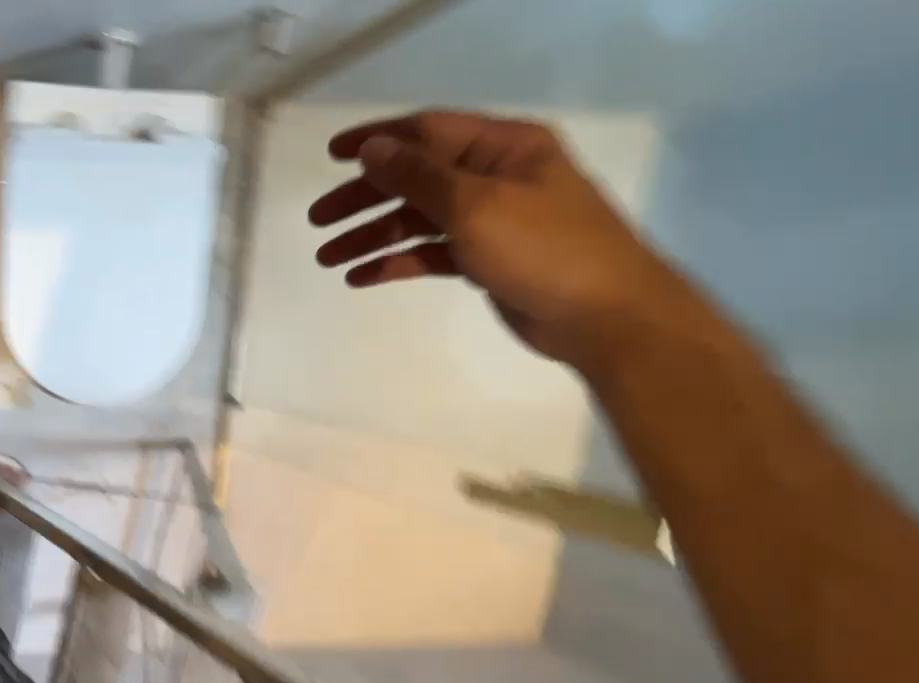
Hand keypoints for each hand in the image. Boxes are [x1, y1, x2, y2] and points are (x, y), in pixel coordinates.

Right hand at [308, 110, 700, 370]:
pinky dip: (395, 263)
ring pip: (416, 220)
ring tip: (327, 259)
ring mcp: (489, 219)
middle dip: (363, 198)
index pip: (427, 132)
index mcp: (502, 148)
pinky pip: (429, 254)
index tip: (330, 154)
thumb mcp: (474, 205)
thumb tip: (373, 149)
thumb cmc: (543, 249)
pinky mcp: (484, 259)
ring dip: (371, 236)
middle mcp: (494, 177)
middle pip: (414, 180)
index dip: (377, 140)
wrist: (601, 313)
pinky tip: (362, 278)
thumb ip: (418, 177)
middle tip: (317, 221)